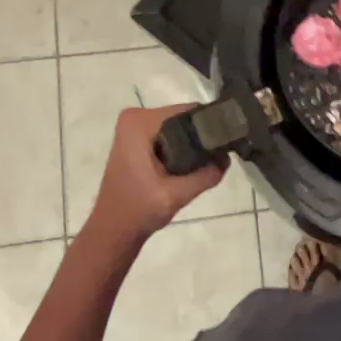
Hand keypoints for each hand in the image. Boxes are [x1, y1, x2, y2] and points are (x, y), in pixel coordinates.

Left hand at [83, 104, 225, 241]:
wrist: (113, 229)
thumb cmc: (138, 210)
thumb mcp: (176, 194)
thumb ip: (205, 175)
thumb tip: (227, 160)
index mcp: (139, 123)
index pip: (188, 111)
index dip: (209, 126)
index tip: (226, 145)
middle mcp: (135, 118)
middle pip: (183, 118)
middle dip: (201, 138)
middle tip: (216, 160)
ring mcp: (134, 128)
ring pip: (178, 128)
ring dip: (192, 145)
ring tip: (205, 166)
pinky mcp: (137, 140)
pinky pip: (168, 136)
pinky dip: (181, 149)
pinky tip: (190, 168)